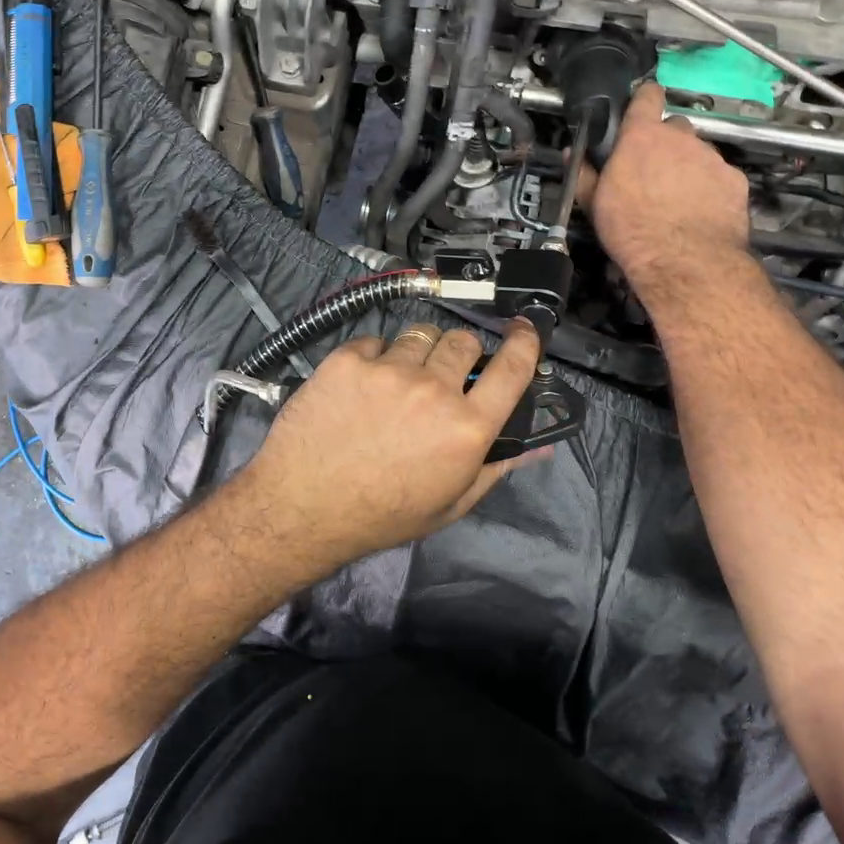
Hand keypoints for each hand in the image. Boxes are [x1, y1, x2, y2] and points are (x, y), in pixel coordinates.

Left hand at [219, 320, 542, 574]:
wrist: (303, 505)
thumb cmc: (382, 515)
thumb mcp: (449, 504)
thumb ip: (495, 468)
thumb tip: (539, 448)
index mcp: (467, 428)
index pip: (512, 370)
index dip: (525, 343)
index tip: (524, 328)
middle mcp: (433, 390)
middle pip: (462, 341)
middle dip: (458, 353)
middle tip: (440, 375)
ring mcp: (388, 371)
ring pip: (418, 335)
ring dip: (416, 353)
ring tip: (396, 383)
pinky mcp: (347, 360)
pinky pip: (374, 342)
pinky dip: (374, 357)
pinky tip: (361, 387)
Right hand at [590, 83, 751, 300]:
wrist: (684, 260)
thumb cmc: (631, 229)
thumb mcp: (595, 203)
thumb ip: (584, 173)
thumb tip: (571, 154)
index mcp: (642, 138)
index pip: (647, 97)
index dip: (643, 99)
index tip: (640, 106)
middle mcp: (681, 139)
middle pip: (673, 128)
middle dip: (663, 142)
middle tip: (650, 170)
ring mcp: (712, 157)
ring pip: (697, 152)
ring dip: (685, 165)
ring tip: (674, 197)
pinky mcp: (735, 179)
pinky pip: (718, 174)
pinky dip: (708, 186)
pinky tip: (697, 209)